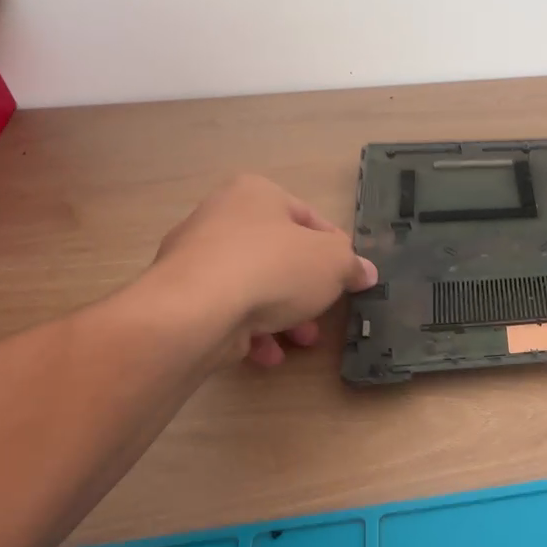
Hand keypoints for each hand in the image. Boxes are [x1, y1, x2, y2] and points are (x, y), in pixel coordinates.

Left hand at [149, 175, 377, 364]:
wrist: (199, 309)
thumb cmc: (274, 269)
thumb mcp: (333, 263)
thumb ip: (352, 265)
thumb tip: (363, 272)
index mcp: (257, 193)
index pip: (310, 218)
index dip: (336, 251)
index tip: (349, 278)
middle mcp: (222, 216)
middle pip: (281, 256)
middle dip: (307, 292)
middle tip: (324, 316)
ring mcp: (197, 256)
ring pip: (255, 285)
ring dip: (283, 316)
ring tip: (300, 341)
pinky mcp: (183, 294)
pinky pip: (229, 309)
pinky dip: (251, 330)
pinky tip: (267, 353)